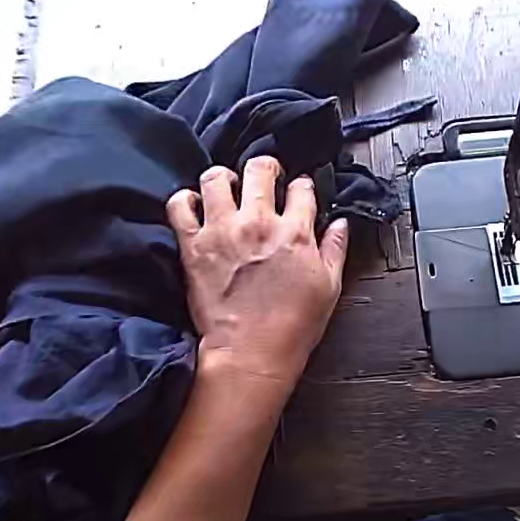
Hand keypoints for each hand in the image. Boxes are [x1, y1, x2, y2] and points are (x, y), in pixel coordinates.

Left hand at [167, 156, 349, 388]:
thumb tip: (339, 224)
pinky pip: (180, 205)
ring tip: (228, 187)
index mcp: (295, 232)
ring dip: (224, 178)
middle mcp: (258, 223)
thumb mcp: (329, 288)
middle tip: (265, 177)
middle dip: (265, 168)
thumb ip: (334, 249)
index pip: (301, 189)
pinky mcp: (194, 246)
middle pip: (259, 170)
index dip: (302, 186)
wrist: (252, 352)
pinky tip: (195, 206)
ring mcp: (222, 231)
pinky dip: (185, 200)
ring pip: (216, 177)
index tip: (299, 191)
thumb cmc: (292, 326)